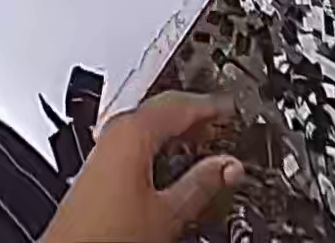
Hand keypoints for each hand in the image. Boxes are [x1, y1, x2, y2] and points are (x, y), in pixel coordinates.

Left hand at [40, 92, 243, 242]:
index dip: (210, 106)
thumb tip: (228, 166)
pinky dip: (163, 144)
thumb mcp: (167, 214)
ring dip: (179, 130)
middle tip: (224, 122)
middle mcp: (117, 130)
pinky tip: (175, 162)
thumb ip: (200, 185)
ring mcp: (107, 145)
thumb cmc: (107, 236)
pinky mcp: (103, 164)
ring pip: (151, 125)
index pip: (179, 105)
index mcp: (132, 131)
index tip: (231, 107)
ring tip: (206, 141)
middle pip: (163, 109)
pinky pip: (139, 140)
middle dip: (195, 115)